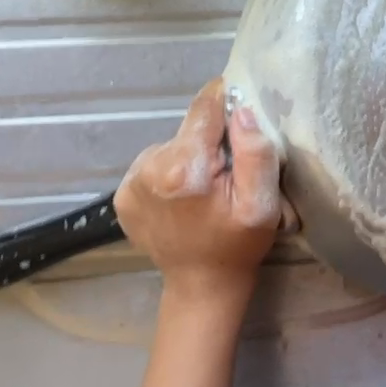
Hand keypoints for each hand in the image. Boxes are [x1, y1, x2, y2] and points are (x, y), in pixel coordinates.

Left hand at [113, 79, 281, 302]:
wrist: (201, 284)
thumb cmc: (238, 243)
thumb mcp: (263, 202)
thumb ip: (255, 152)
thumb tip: (241, 110)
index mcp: (184, 168)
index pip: (205, 107)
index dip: (227, 102)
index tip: (243, 111)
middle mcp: (148, 168)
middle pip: (189, 127)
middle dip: (212, 138)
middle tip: (230, 167)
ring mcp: (129, 182)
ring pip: (173, 144)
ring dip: (192, 154)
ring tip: (207, 185)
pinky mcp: (122, 194)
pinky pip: (156, 163)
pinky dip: (173, 171)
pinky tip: (184, 197)